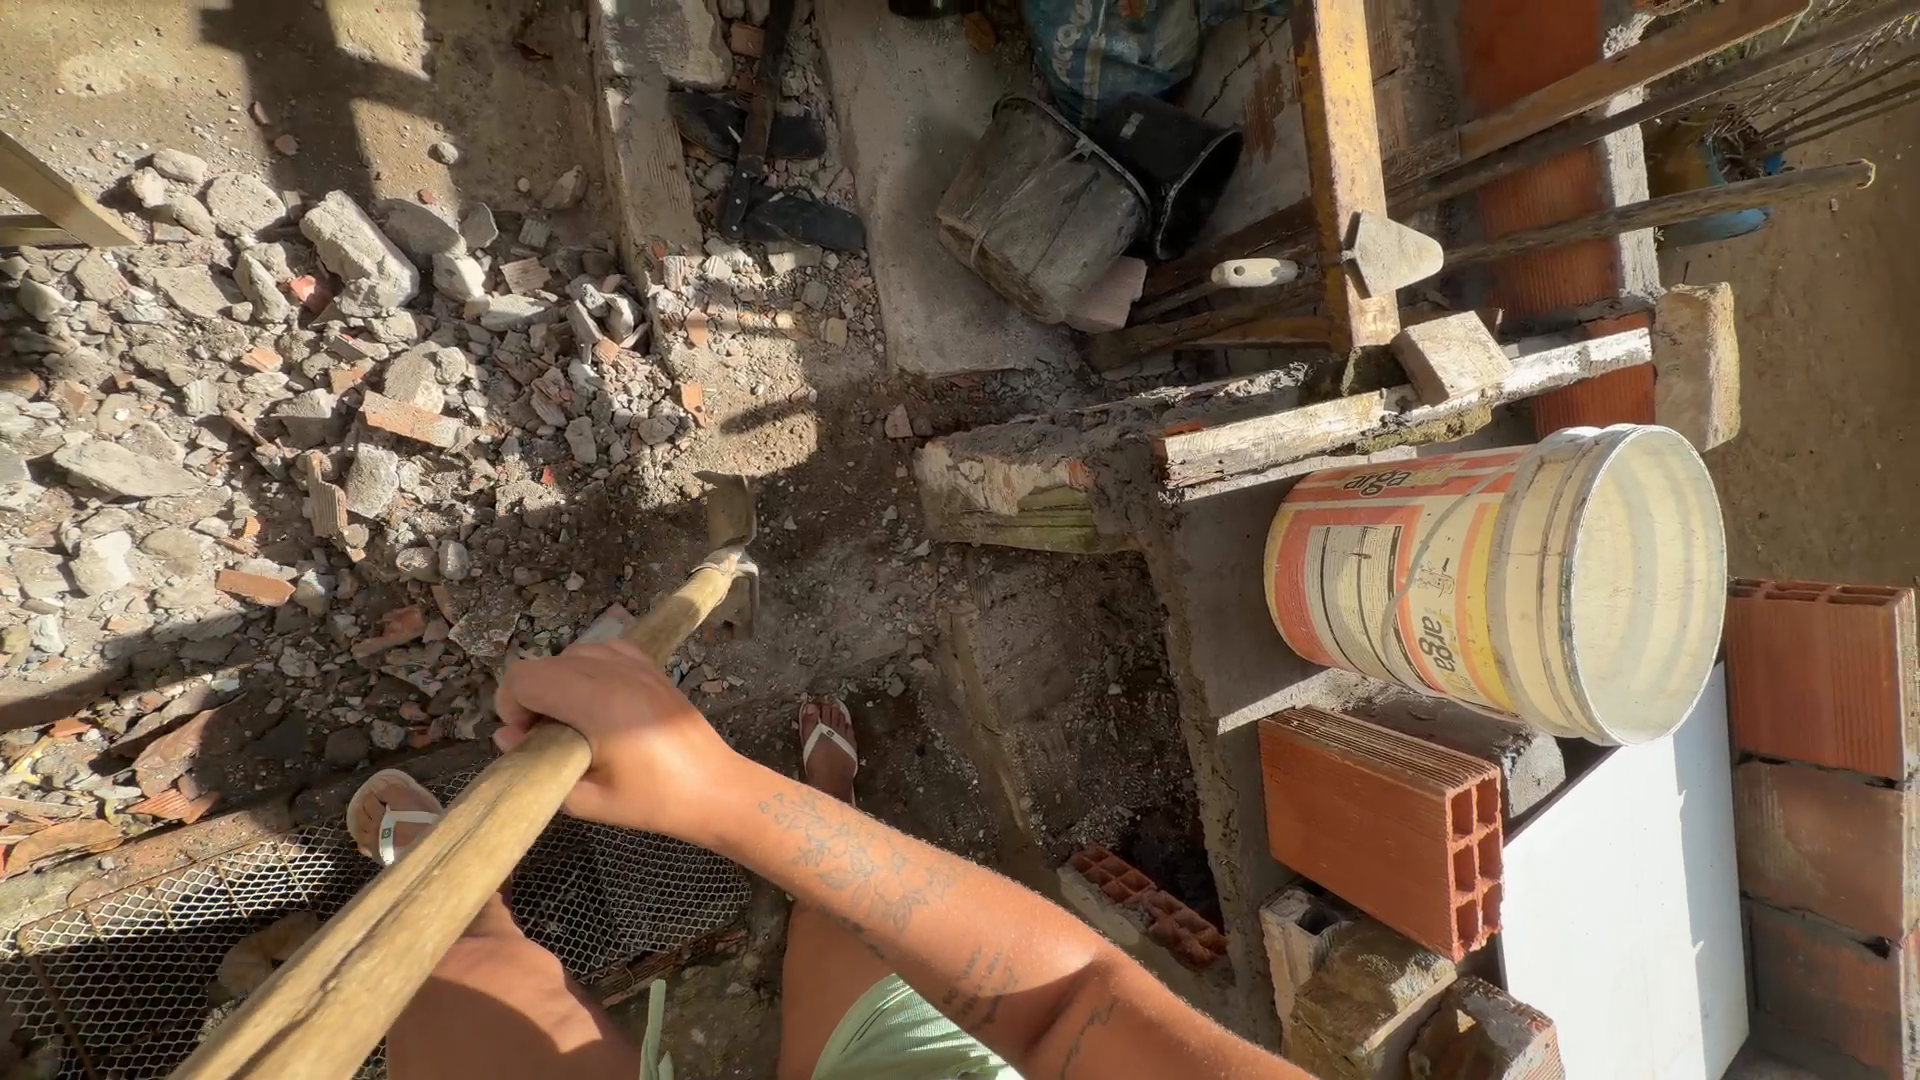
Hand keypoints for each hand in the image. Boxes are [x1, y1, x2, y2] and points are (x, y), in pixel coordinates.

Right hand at [492, 639, 740, 838]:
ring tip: (570, 721)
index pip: (526, 677)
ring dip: (559, 682)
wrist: (713, 786)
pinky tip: (597, 703)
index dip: (511, 705)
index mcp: (600, 703)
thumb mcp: (586, 800)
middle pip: (545, 663)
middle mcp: (618, 673)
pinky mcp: (654, 667)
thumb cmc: (654, 800)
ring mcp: (640, 665)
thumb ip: (537, 765)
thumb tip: (508, 737)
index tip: (525, 738)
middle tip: (543, 737)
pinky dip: (589, 670)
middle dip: (531, 696)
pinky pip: (606, 651)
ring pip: (574, 653)